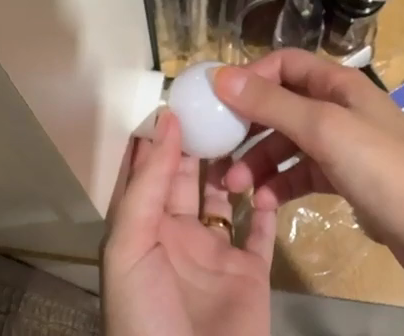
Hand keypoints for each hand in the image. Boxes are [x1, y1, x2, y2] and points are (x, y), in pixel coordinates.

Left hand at [102, 112, 274, 335]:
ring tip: (253, 124)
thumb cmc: (146, 317)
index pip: (149, 169)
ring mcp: (215, 252)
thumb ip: (148, 184)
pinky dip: (266, 202)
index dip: (161, 132)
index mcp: (142, 229)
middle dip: (201, 137)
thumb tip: (165, 120)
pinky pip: (260, 228)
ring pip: (225, 194)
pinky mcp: (250, 271)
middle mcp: (177, 234)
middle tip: (225, 97)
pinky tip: (274, 173)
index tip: (182, 90)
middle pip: (189, 174)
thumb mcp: (129, 248)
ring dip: (236, 162)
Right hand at [213, 50, 403, 285]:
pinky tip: (263, 203)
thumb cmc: (384, 168)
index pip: (285, 65)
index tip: (216, 103)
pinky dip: (280, 184)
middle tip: (216, 152)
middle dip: (247, 127)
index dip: (250, 79)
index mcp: (339, 84)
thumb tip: (222, 75)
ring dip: (258, 160)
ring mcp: (345, 145)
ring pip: (289, 143)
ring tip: (234, 187)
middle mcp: (340, 107)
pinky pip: (302, 173)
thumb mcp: (325, 129)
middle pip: (282, 105)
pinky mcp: (347, 180)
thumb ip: (273, 103)